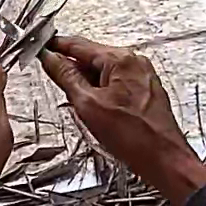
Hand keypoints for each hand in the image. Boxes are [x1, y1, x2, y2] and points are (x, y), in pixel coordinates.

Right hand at [39, 35, 205, 205]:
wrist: (165, 160)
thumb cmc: (133, 136)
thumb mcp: (88, 105)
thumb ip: (66, 77)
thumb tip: (50, 59)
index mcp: (120, 59)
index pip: (79, 44)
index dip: (56, 46)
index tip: (40, 48)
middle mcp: (134, 62)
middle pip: (92, 56)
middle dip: (71, 68)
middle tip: (53, 80)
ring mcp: (142, 75)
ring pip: (103, 70)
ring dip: (85, 81)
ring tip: (77, 102)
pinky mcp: (145, 89)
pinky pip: (115, 81)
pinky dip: (100, 90)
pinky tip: (95, 108)